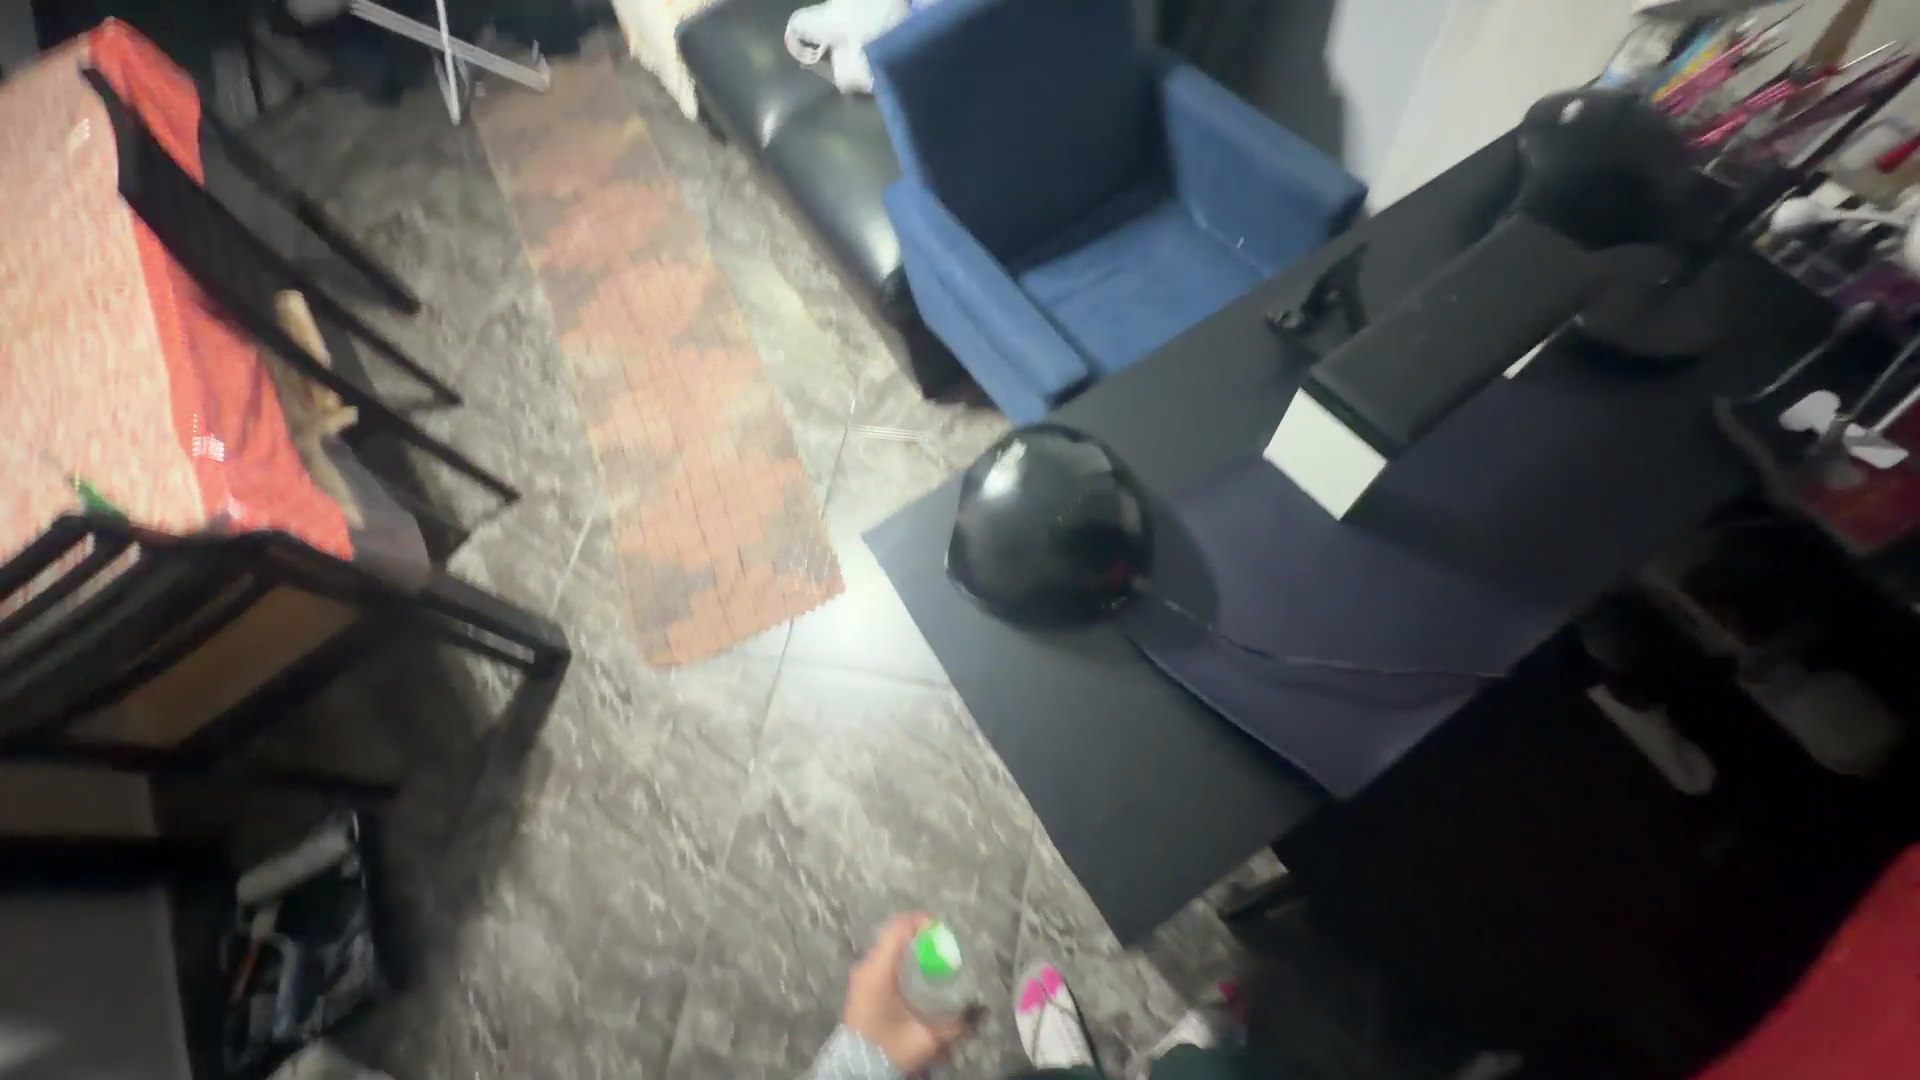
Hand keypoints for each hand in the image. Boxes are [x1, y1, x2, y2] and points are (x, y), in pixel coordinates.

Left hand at [844, 913, 976, 1073]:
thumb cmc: (889, 1048)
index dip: (920, 921)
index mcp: (880, 970)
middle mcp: (867, 966)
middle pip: (894, 934)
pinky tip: (915, 973)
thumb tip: (979, 1011)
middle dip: (918, 934)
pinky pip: (881, 959)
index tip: (941, 928)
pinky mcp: (860, 985)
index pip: (899, 929)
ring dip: (909, 945)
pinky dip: (899, 957)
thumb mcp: (924, 1039)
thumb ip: (954, 1024)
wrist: (857, 1070)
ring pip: (887, 946)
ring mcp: (861, 974)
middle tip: (941, 943)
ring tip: (931, 956)